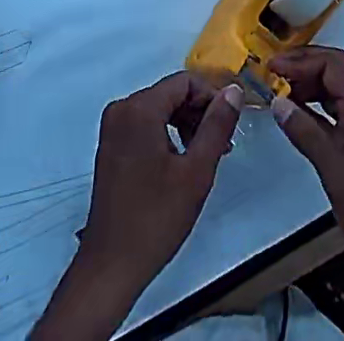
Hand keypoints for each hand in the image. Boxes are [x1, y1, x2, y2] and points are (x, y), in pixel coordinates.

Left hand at [32, 72, 242, 340]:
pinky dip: (167, 134)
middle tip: (223, 146)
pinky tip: (182, 162)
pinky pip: (144, 125)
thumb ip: (216, 125)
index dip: (211, 97)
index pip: (183, 82)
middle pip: (169, 94)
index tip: (230, 125)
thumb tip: (233, 91)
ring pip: (158, 109)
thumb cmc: (157, 216)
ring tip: (207, 156)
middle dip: (199, 113)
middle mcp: (121, 109)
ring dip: (185, 124)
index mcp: (139, 109)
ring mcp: (112, 127)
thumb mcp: (196, 171)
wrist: (113, 260)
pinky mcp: (111, 144)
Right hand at [267, 46, 343, 217]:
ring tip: (277, 89)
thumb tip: (279, 103)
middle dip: (302, 65)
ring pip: (331, 90)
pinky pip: (327, 112)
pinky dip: (307, 105)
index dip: (303, 60)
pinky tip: (290, 114)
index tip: (275, 66)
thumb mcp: (336, 173)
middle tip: (272, 71)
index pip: (335, 66)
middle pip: (335, 71)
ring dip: (304, 83)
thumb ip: (306, 134)